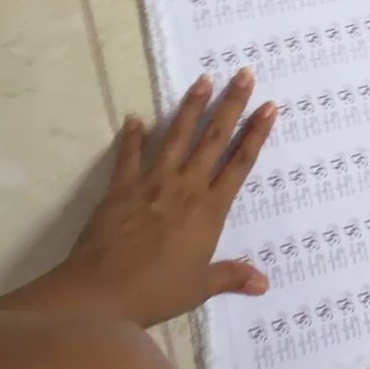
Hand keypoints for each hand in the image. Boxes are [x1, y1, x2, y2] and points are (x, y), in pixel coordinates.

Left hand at [46, 70, 275, 326]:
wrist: (99, 294)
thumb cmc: (155, 291)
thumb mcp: (198, 288)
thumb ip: (231, 278)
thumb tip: (264, 284)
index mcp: (210, 209)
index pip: (240, 163)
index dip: (257, 133)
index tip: (270, 106)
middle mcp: (187, 187)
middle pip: (214, 138)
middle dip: (232, 104)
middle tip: (244, 74)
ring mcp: (153, 183)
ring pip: (178, 136)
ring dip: (192, 106)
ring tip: (204, 79)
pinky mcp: (122, 188)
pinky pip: (129, 155)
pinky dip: (132, 136)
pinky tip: (135, 117)